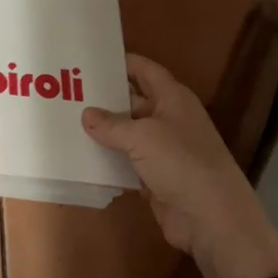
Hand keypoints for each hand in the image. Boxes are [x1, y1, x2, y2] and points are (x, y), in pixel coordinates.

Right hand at [82, 54, 277, 277]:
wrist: (213, 220)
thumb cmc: (182, 163)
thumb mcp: (142, 137)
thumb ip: (111, 124)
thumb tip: (87, 115)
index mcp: (173, 99)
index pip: (144, 70)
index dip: (120, 61)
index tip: (88, 57)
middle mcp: (168, 119)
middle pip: (131, 100)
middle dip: (103, 96)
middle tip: (65, 89)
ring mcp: (162, 150)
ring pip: (126, 132)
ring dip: (102, 130)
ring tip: (64, 119)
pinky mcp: (154, 177)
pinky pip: (125, 160)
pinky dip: (106, 158)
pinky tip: (79, 153)